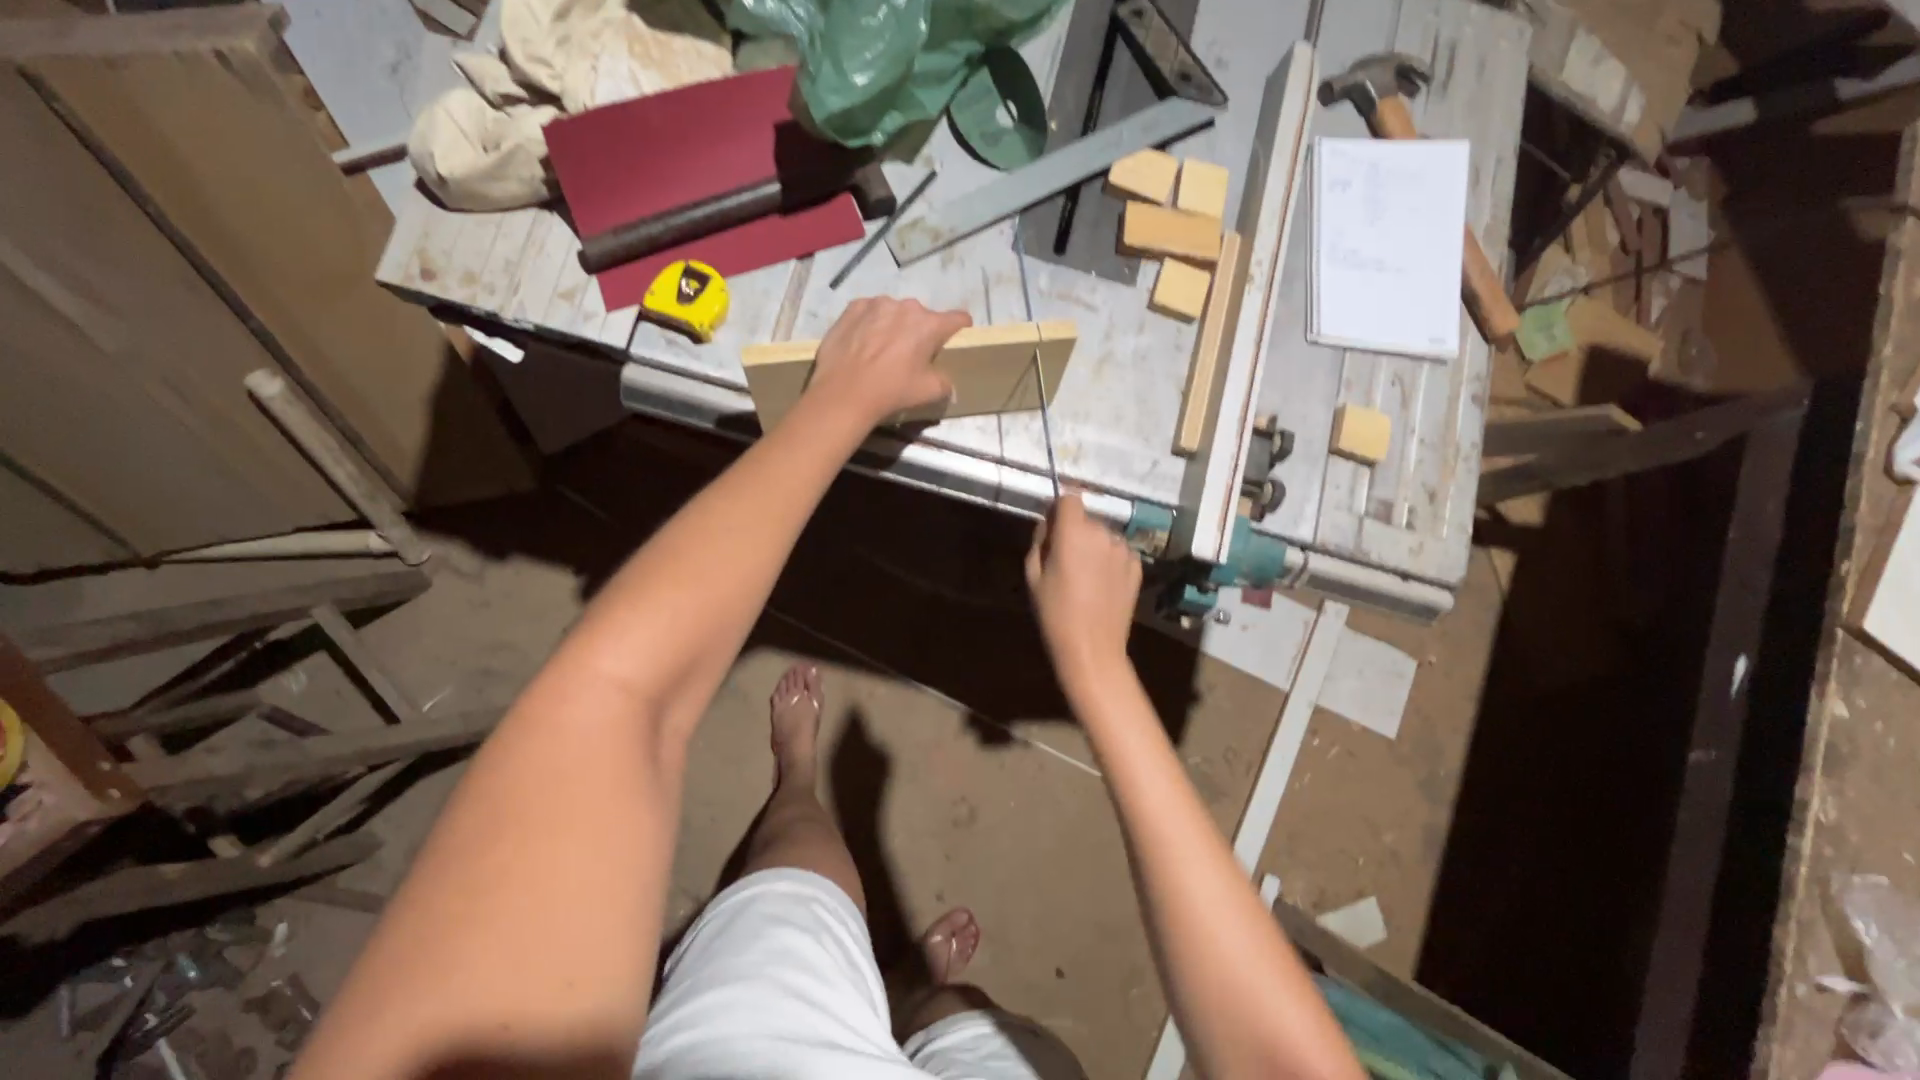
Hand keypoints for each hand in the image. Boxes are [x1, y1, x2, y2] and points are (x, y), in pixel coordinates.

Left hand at [804, 298, 970, 426]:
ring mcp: (877, 303)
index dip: (960, 327)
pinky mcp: (853, 307)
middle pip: (922, 315)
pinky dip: (870, 322)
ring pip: (894, 311)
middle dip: (920, 330)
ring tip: (882, 347)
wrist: (844, 393)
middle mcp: (906, 306)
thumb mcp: (930, 392)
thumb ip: (945, 381)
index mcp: (930, 324)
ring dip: (894, 324)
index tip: (955, 336)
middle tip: (910, 353)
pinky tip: (862, 341)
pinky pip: (869, 311)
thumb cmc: (892, 391)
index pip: (957, 318)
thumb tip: (945, 379)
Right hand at [1025, 495, 1141, 685]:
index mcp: (1074, 532)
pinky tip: (1102, 584)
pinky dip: (1109, 560)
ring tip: (1085, 575)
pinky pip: (1118, 552)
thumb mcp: (1033, 575)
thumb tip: (1048, 524)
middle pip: (1087, 518)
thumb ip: (1040, 540)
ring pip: (1104, 536)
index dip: (1059, 508)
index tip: (1052, 526)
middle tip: (1064, 559)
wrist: (1092, 647)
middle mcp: (1103, 533)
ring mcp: (1124, 549)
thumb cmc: (1055, 612)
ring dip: (1094, 545)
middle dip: (1075, 531)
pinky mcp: (1137, 566)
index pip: (1070, 497)